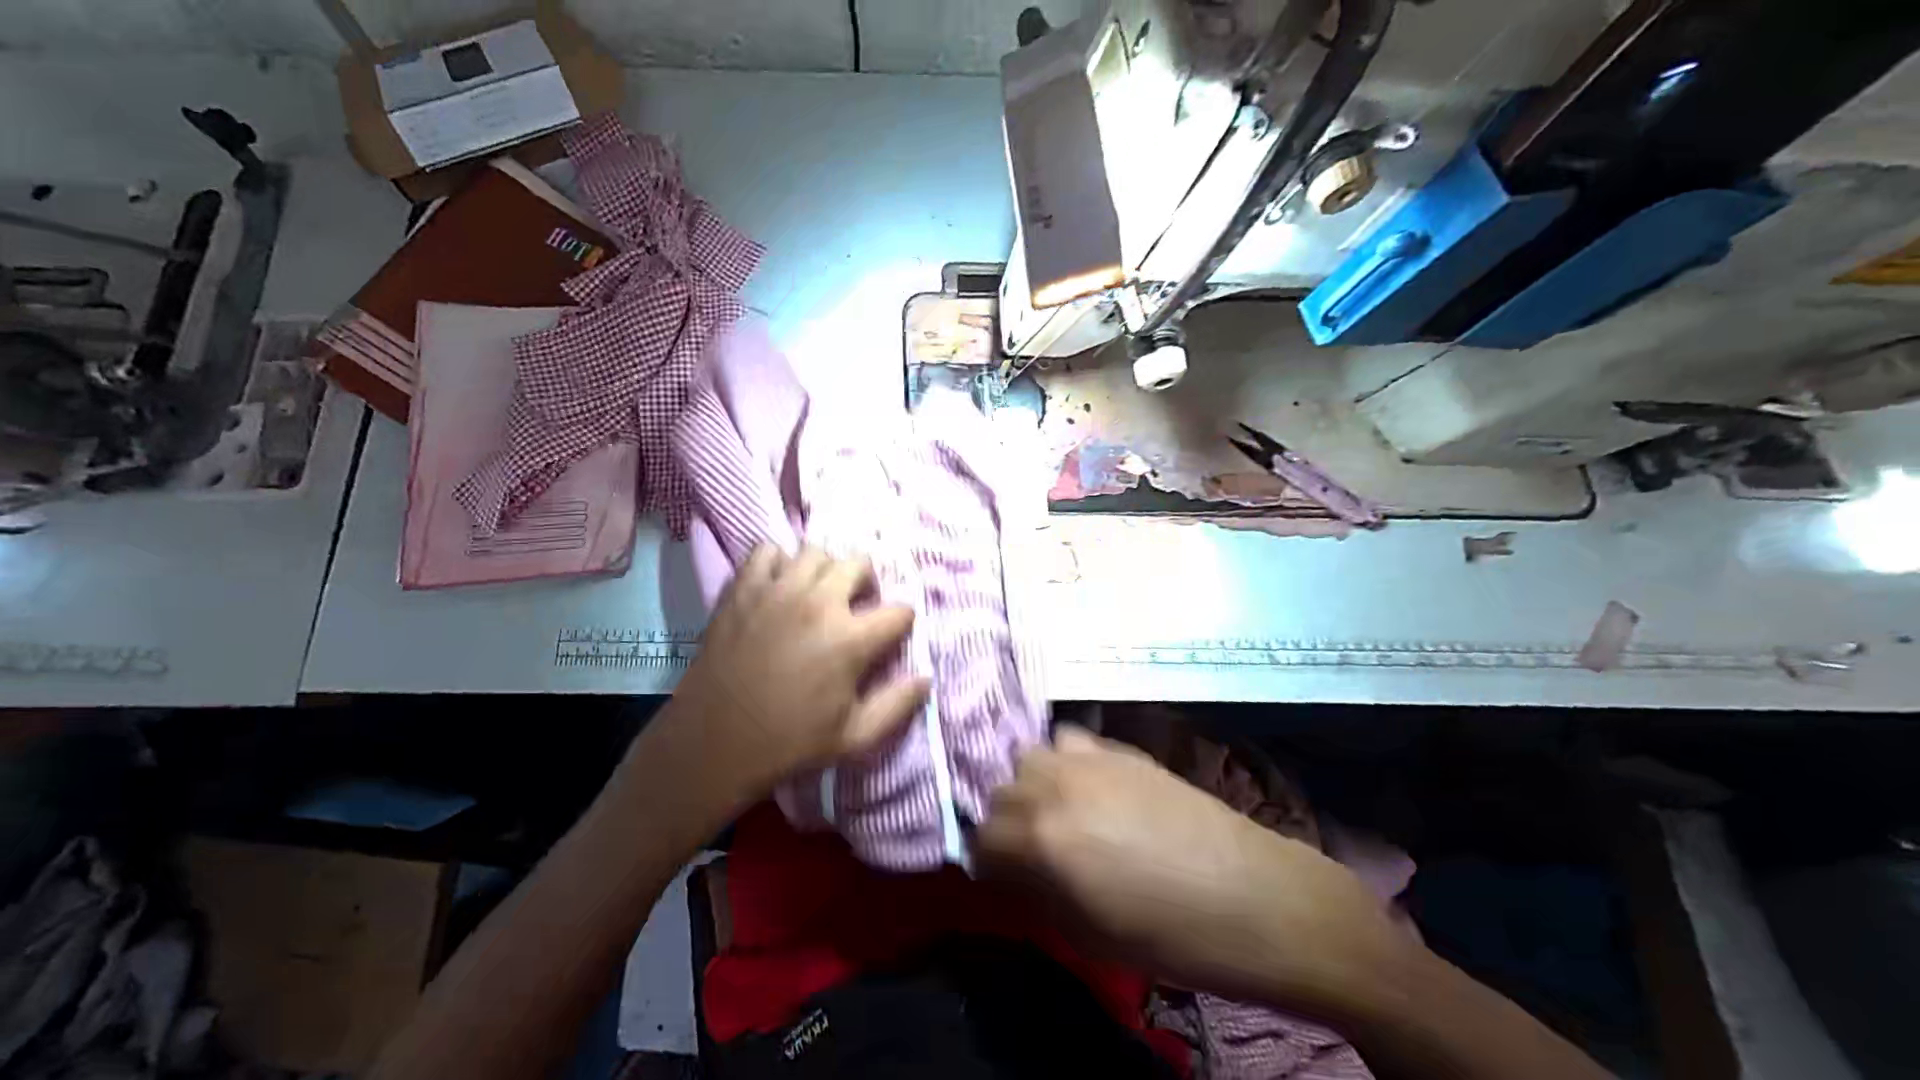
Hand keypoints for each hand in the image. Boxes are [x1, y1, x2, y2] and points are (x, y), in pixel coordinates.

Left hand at [664, 544, 929, 800]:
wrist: (715, 741)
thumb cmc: (790, 743)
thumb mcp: (855, 738)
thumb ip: (898, 705)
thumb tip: (926, 677)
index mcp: (850, 639)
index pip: (899, 610)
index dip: (900, 624)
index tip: (889, 637)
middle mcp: (818, 603)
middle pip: (860, 563)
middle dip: (867, 582)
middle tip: (855, 607)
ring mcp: (777, 589)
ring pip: (816, 552)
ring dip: (826, 570)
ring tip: (818, 594)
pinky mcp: (743, 588)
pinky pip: (767, 551)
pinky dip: (779, 562)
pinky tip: (779, 586)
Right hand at [977, 727, 1411, 1014]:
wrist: (1254, 898)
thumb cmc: (1171, 937)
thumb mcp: (1088, 935)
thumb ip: (1037, 895)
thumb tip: (1014, 874)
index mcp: (1041, 840)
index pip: (980, 838)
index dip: (987, 865)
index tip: (1002, 881)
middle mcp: (1054, 787)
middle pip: (999, 792)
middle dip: (1005, 823)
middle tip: (1029, 853)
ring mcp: (1089, 761)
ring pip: (1028, 757)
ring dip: (1029, 785)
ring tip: (1054, 812)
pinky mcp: (1121, 749)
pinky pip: (1070, 741)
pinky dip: (1065, 761)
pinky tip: (1087, 787)